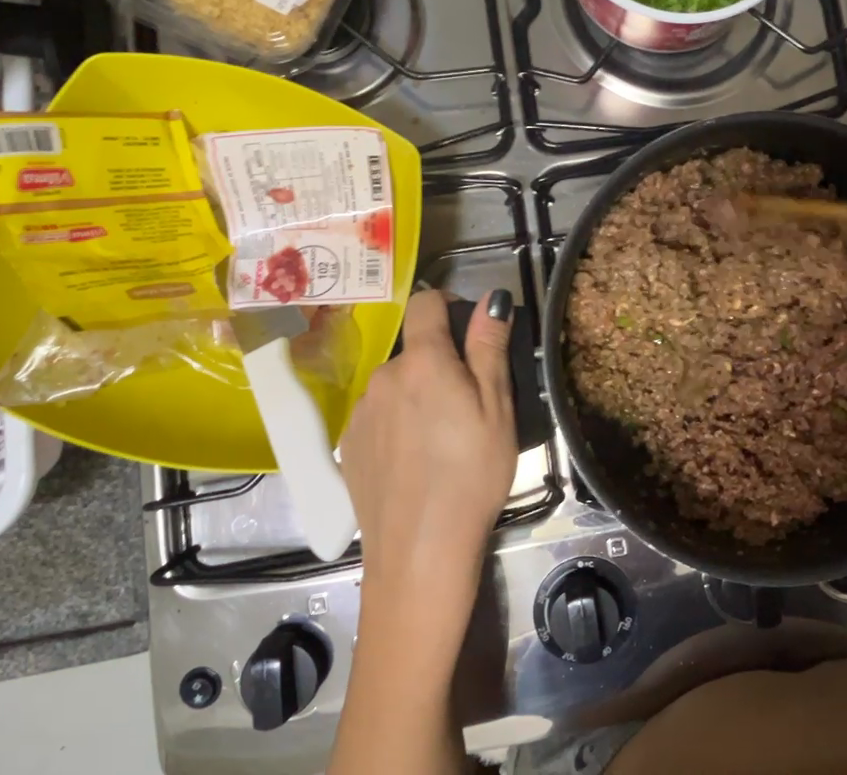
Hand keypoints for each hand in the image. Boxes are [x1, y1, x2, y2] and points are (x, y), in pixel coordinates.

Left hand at [339, 289, 517, 592]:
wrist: (420, 548)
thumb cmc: (472, 474)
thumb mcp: (497, 409)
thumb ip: (489, 348)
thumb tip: (491, 297)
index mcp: (422, 362)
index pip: (425, 304)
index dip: (448, 305)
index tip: (470, 331)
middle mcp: (382, 377)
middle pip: (413, 350)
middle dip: (439, 363)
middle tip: (470, 404)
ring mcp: (361, 412)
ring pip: (395, 385)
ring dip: (417, 394)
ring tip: (443, 438)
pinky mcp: (349, 445)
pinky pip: (379, 415)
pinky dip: (398, 423)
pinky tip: (416, 460)